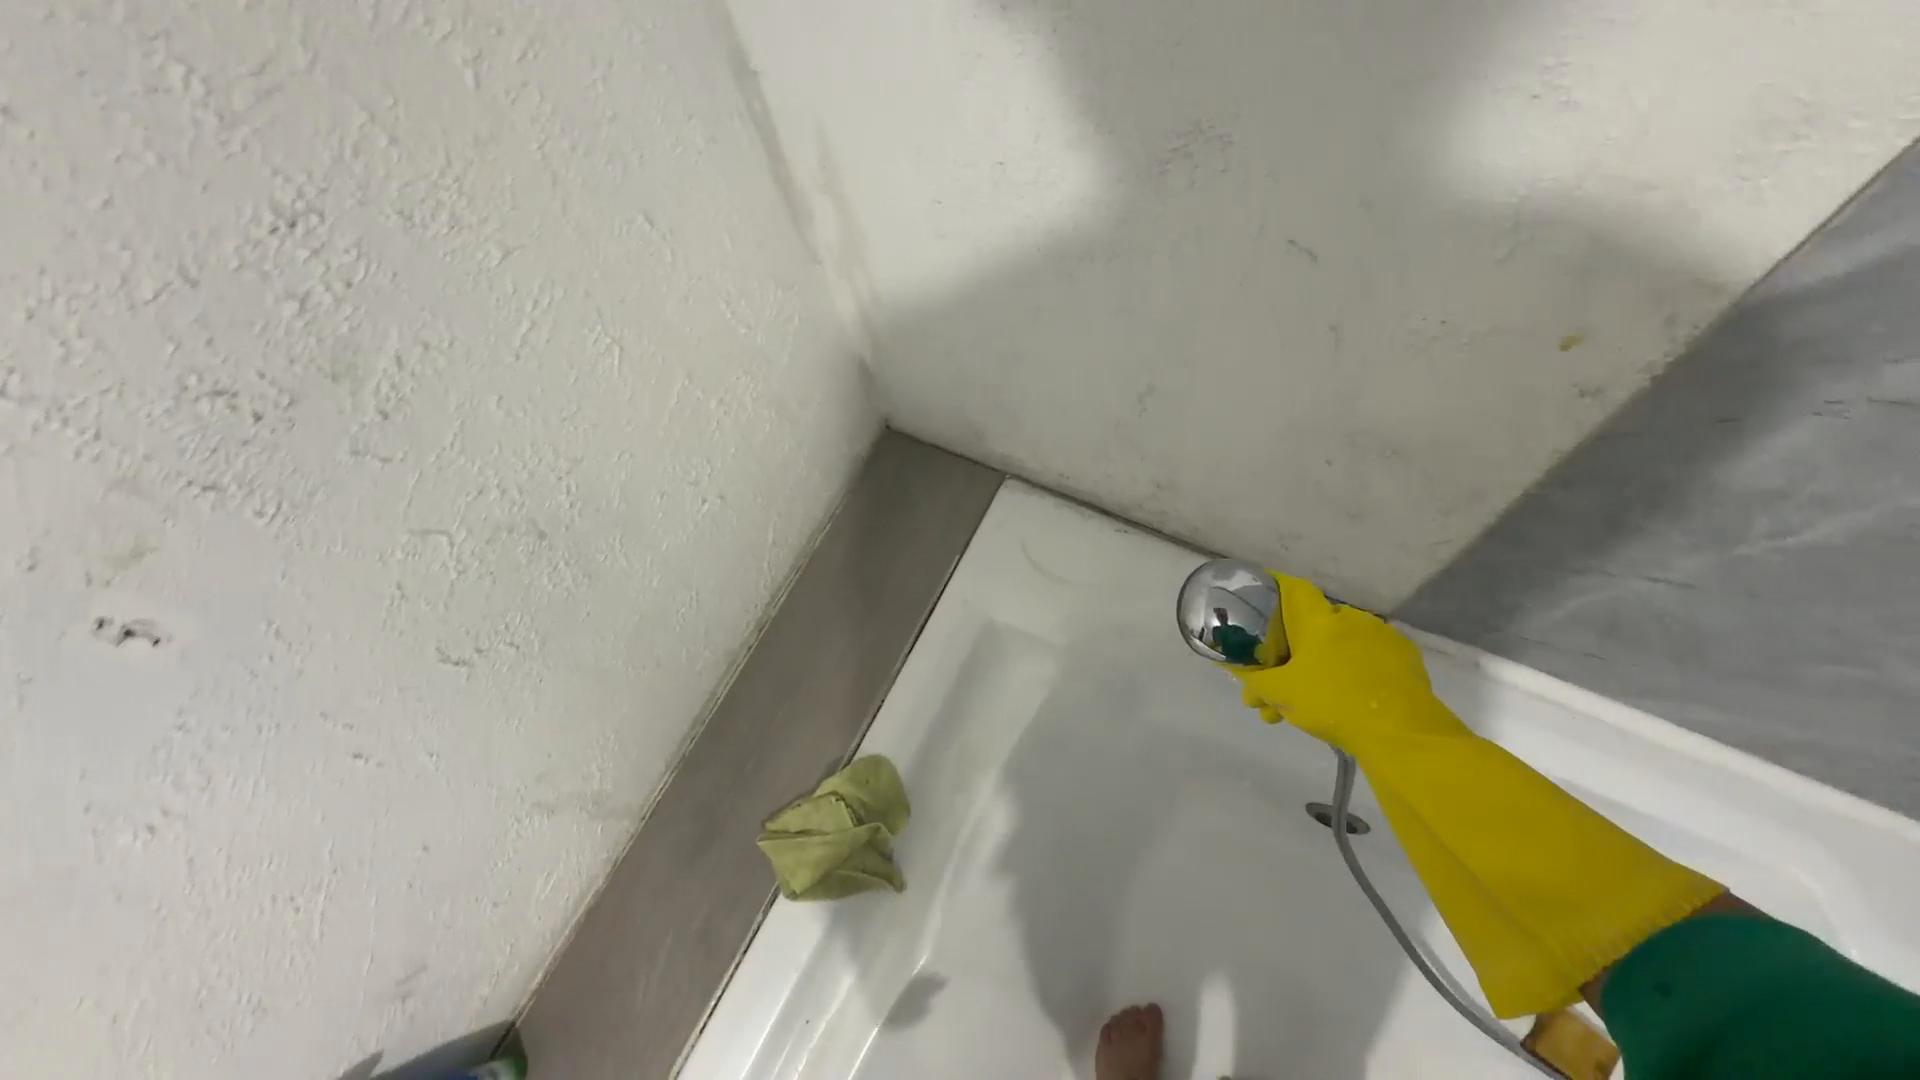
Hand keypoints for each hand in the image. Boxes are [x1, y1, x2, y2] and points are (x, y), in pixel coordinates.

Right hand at [1229, 573, 1465, 749]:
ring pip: (1336, 647)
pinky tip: (1337, 700)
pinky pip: (1363, 659)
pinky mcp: (1404, 660)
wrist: (1401, 734)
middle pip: (1310, 627)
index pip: (1291, 588)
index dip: (1271, 587)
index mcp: (1320, 619)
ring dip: (1314, 669)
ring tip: (1299, 710)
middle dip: (1286, 655)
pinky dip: (1345, 673)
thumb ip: (1253, 678)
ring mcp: (1382, 638)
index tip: (1256, 596)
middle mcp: (1351, 619)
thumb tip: (1233, 666)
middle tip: (1272, 684)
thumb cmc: (1333, 704)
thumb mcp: (1280, 694)